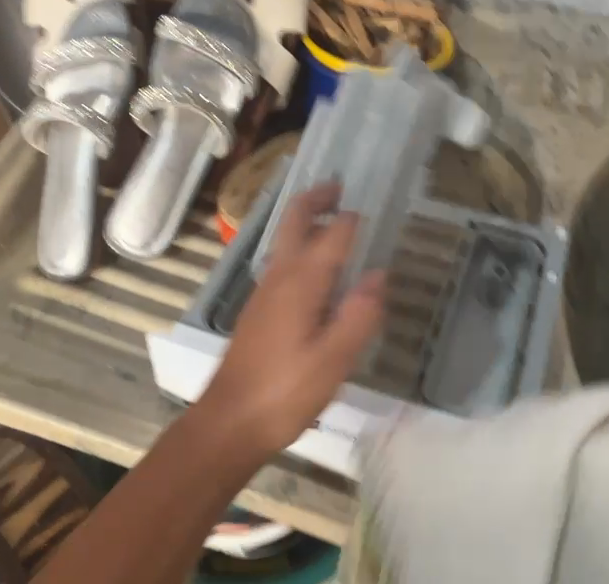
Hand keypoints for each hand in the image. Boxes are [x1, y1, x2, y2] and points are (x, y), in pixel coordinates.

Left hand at [193, 182, 386, 458]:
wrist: (228, 422)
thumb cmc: (284, 392)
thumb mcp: (333, 361)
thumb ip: (359, 316)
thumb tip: (379, 275)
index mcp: (301, 282)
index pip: (332, 234)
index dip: (353, 219)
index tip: (375, 205)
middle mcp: (280, 276)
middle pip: (295, 220)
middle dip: (317, 198)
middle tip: (341, 186)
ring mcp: (265, 291)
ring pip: (286, 239)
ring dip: (307, 220)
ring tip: (334, 218)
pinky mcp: (259, 309)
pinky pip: (283, 260)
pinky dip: (301, 246)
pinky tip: (318, 271)